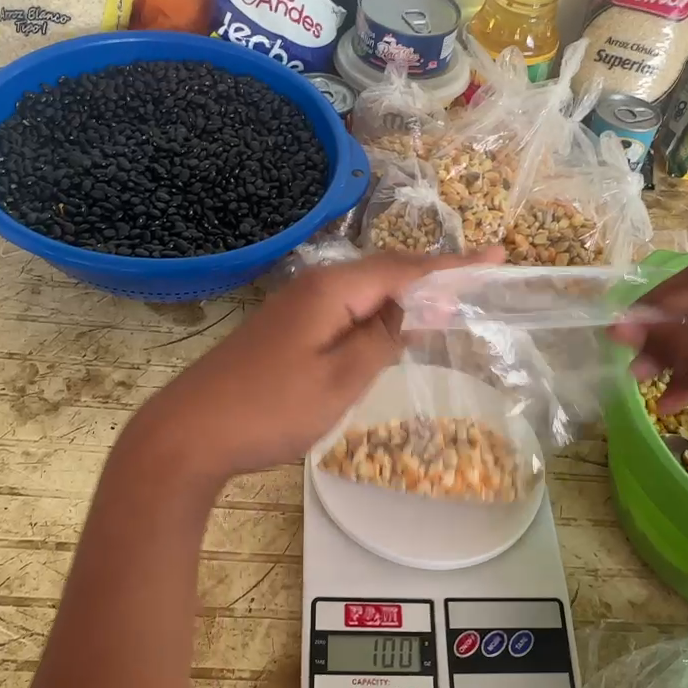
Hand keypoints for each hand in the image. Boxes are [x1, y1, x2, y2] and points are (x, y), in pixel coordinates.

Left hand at [128, 249, 497, 484]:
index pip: (405, 269)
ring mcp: (292, 310)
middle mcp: (312, 288)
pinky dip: (372, 319)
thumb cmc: (270, 409)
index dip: (454, 265)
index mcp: (331, 291)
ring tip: (443, 305)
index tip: (498, 255)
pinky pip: (340, 314)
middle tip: (477, 281)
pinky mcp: (281, 333)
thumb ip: (379, 342)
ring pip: (360, 295)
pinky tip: (384, 333)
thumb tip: (400, 315)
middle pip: (383, 274)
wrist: (189, 432)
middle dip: (431, 277)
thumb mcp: (339, 381)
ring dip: (402, 298)